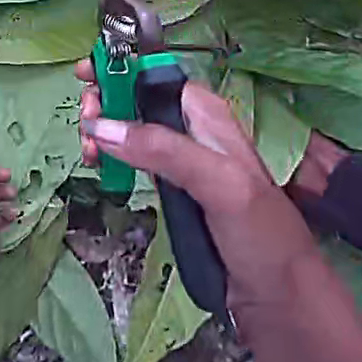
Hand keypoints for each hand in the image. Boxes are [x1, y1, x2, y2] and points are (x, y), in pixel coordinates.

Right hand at [74, 60, 350, 285]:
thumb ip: (162, 150)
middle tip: (85, 123)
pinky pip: (130, 156)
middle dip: (104, 101)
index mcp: (205, 112)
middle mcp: (190, 127)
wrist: (277, 294)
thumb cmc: (259, 233)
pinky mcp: (169, 183)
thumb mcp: (217, 184)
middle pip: (135, 97)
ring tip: (89, 151)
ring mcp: (178, 157)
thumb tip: (102, 127)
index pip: (155, 73)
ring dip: (101, 130)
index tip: (85, 75)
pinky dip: (109, 155)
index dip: (119, 67)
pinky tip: (99, 165)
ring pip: (128, 127)